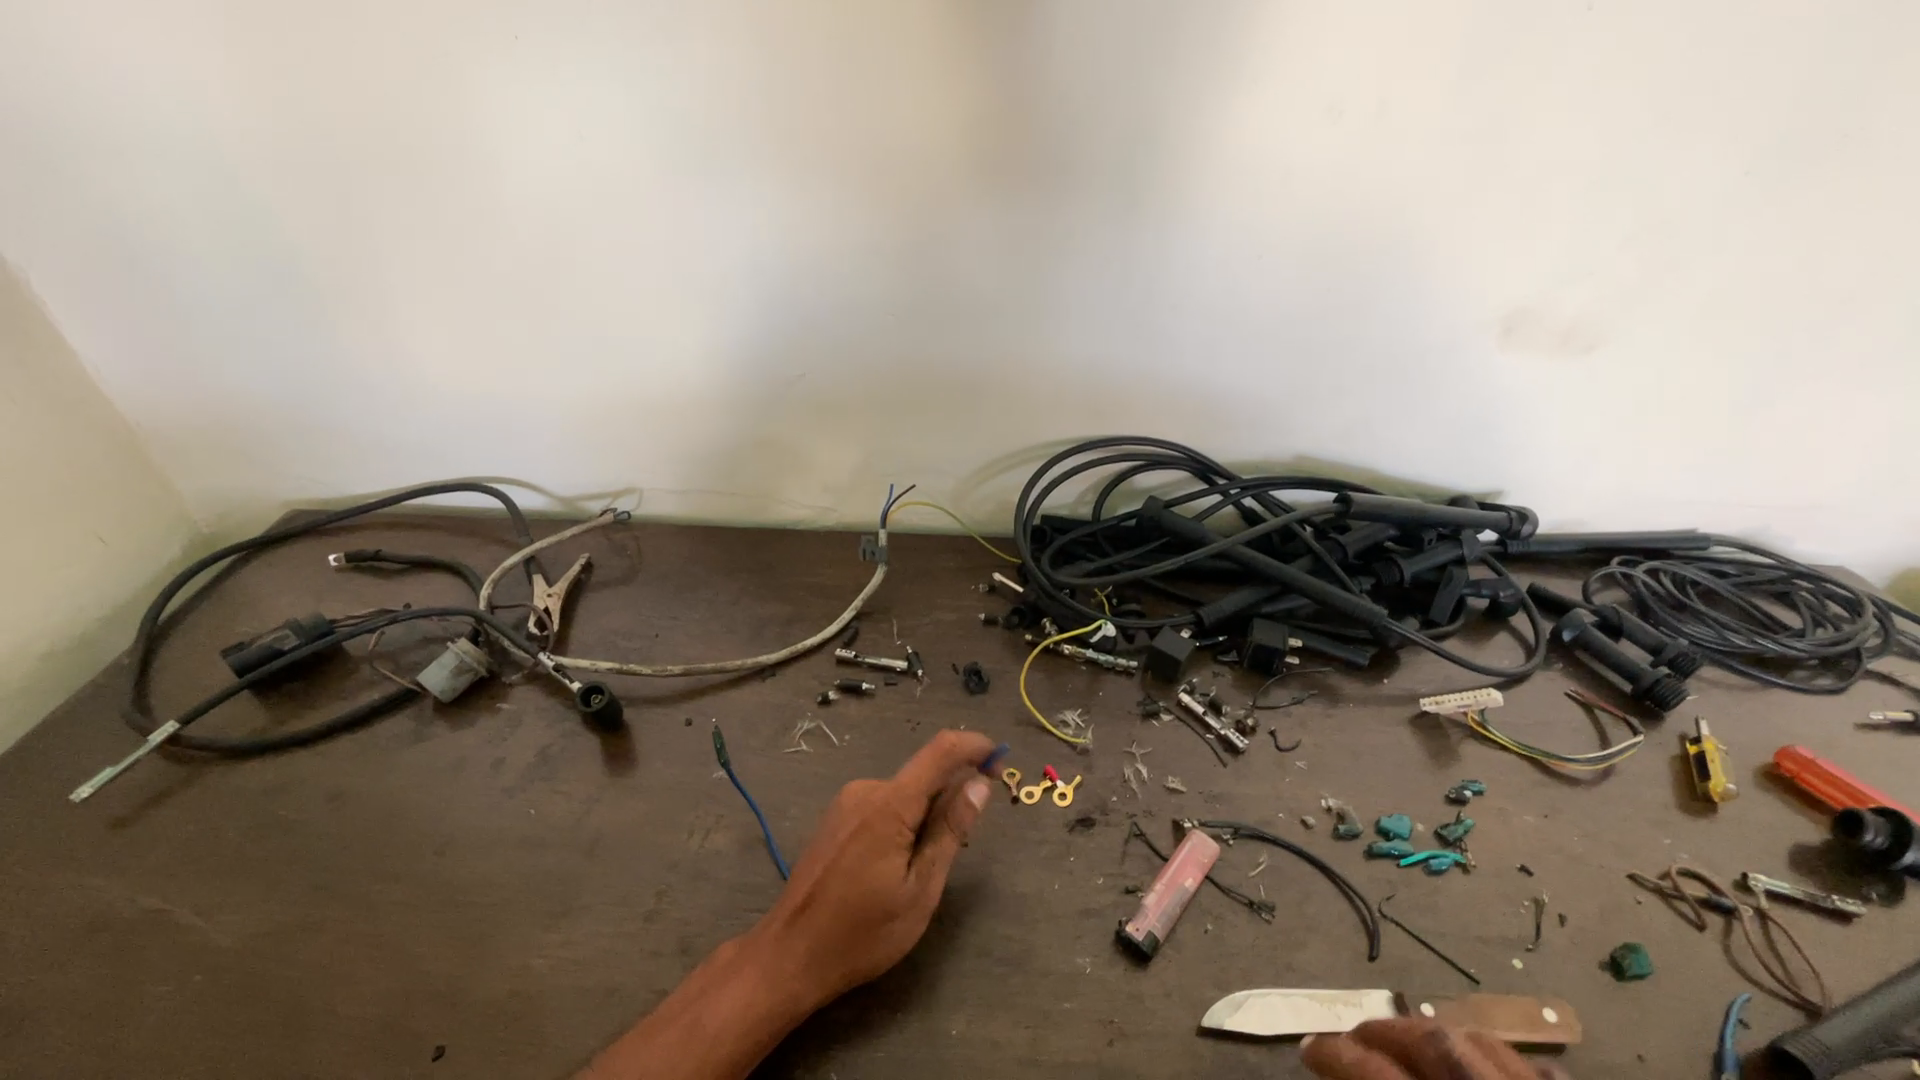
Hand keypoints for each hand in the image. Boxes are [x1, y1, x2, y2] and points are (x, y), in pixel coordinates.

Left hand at [577, 731, 997, 1079]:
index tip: (1001, 762)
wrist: (790, 955)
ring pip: (905, 794)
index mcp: (890, 804)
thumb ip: (950, 831)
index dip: (976, 747)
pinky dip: (903, 823)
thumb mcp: (920, 890)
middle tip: (956, 853)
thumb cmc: (862, 933)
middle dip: (951, 800)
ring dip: (925, 817)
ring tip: (919, 873)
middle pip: (924, 777)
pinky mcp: (836, 817)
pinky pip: (884, 805)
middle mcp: (866, 790)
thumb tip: (979, 783)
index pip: (942, 751)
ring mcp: (846, 802)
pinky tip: (894, 868)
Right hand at [1303, 1020, 1571, 1078]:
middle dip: (1383, 1031)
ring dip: (1435, 1033)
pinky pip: (1536, 1068)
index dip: (1335, 1056)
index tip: (1308, 1048)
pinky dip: (1500, 1059)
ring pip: (1483, 1042)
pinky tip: (1484, 1063)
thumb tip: (1346, 1070)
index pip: (1377, 1073)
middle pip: (1432, 1041)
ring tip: (1406, 1041)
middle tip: (1351, 1036)